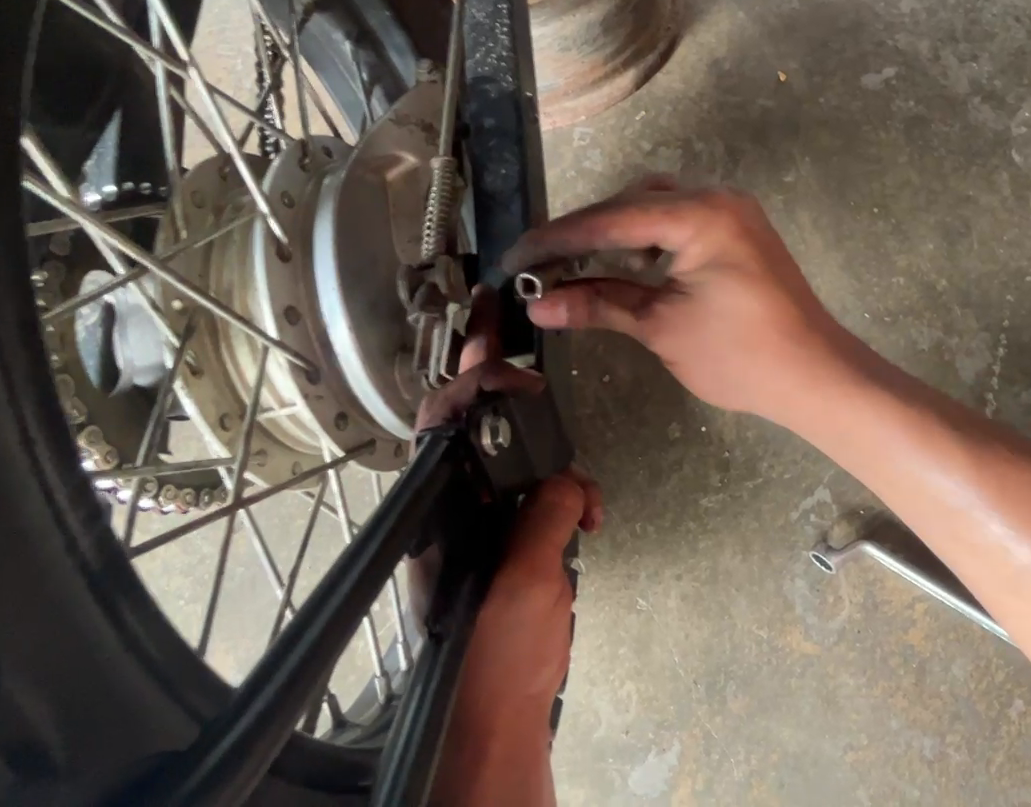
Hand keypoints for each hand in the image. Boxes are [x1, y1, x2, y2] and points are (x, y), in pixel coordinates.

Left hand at [410, 293, 601, 805]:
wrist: (498, 715)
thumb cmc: (493, 652)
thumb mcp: (521, 578)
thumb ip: (546, 515)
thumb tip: (568, 480)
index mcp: (439, 509)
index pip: (443, 424)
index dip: (472, 384)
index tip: (508, 362)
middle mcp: (456, 505)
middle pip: (469, 422)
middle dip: (484, 371)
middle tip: (495, 316)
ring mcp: (486, 521)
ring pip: (512, 455)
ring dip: (540, 440)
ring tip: (552, 413)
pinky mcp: (516, 539)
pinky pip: (544, 494)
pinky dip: (571, 493)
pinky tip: (591, 514)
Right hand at [503, 177, 854, 420]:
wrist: (814, 374)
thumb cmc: (740, 355)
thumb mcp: (661, 327)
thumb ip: (599, 304)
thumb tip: (537, 305)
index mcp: (700, 214)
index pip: (611, 219)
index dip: (557, 240)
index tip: (515, 257)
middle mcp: (717, 197)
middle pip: (632, 201)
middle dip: (585, 231)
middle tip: (541, 263)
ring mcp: (733, 212)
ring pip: (656, 206)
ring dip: (616, 230)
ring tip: (577, 263)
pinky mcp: (739, 232)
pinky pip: (681, 220)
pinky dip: (648, 237)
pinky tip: (627, 262)